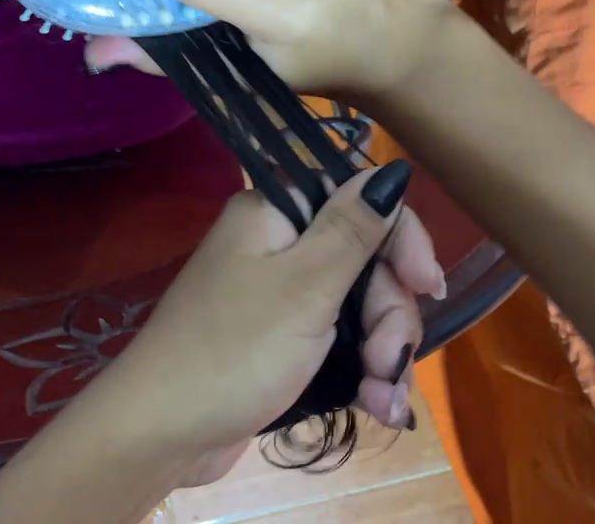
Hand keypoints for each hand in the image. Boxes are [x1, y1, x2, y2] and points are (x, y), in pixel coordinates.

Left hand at [96, 166, 440, 475]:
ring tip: (380, 398)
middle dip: (389, 314)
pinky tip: (376, 407)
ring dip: (383, 354)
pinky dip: (363, 374)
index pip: (354, 200)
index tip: (428, 286)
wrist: (167, 425)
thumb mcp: (304, 286)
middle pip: (363, 260)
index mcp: (271, 214)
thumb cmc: (236, 348)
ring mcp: (275, 294)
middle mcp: (272, 245)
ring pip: (357, 307)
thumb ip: (351, 228)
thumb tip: (391, 168)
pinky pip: (338, 342)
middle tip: (386, 359)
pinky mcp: (279, 339)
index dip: (400, 239)